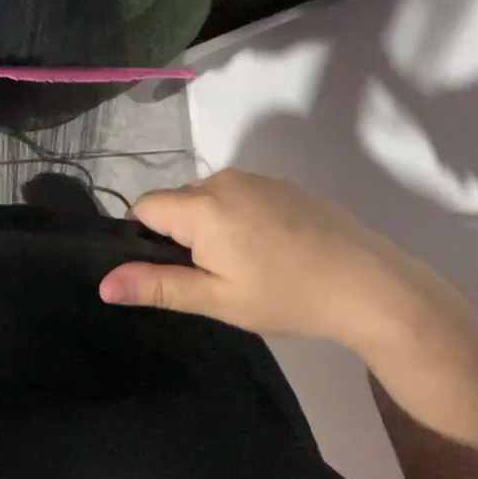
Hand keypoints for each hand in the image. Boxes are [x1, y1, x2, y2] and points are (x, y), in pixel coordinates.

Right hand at [98, 170, 465, 354]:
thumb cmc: (287, 296)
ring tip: (246, 267)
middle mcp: (222, 180)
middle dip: (180, 235)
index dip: (145, 240)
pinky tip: (271, 252)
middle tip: (214, 278)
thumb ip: (157, 286)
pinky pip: (238, 197)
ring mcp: (256, 179)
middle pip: (176, 203)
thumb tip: (103, 283)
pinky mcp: (282, 185)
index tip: (172, 272)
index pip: (143, 208)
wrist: (374, 287)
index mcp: (201, 206)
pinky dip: (239, 220)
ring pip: (207, 200)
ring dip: (210, 228)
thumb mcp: (217, 299)